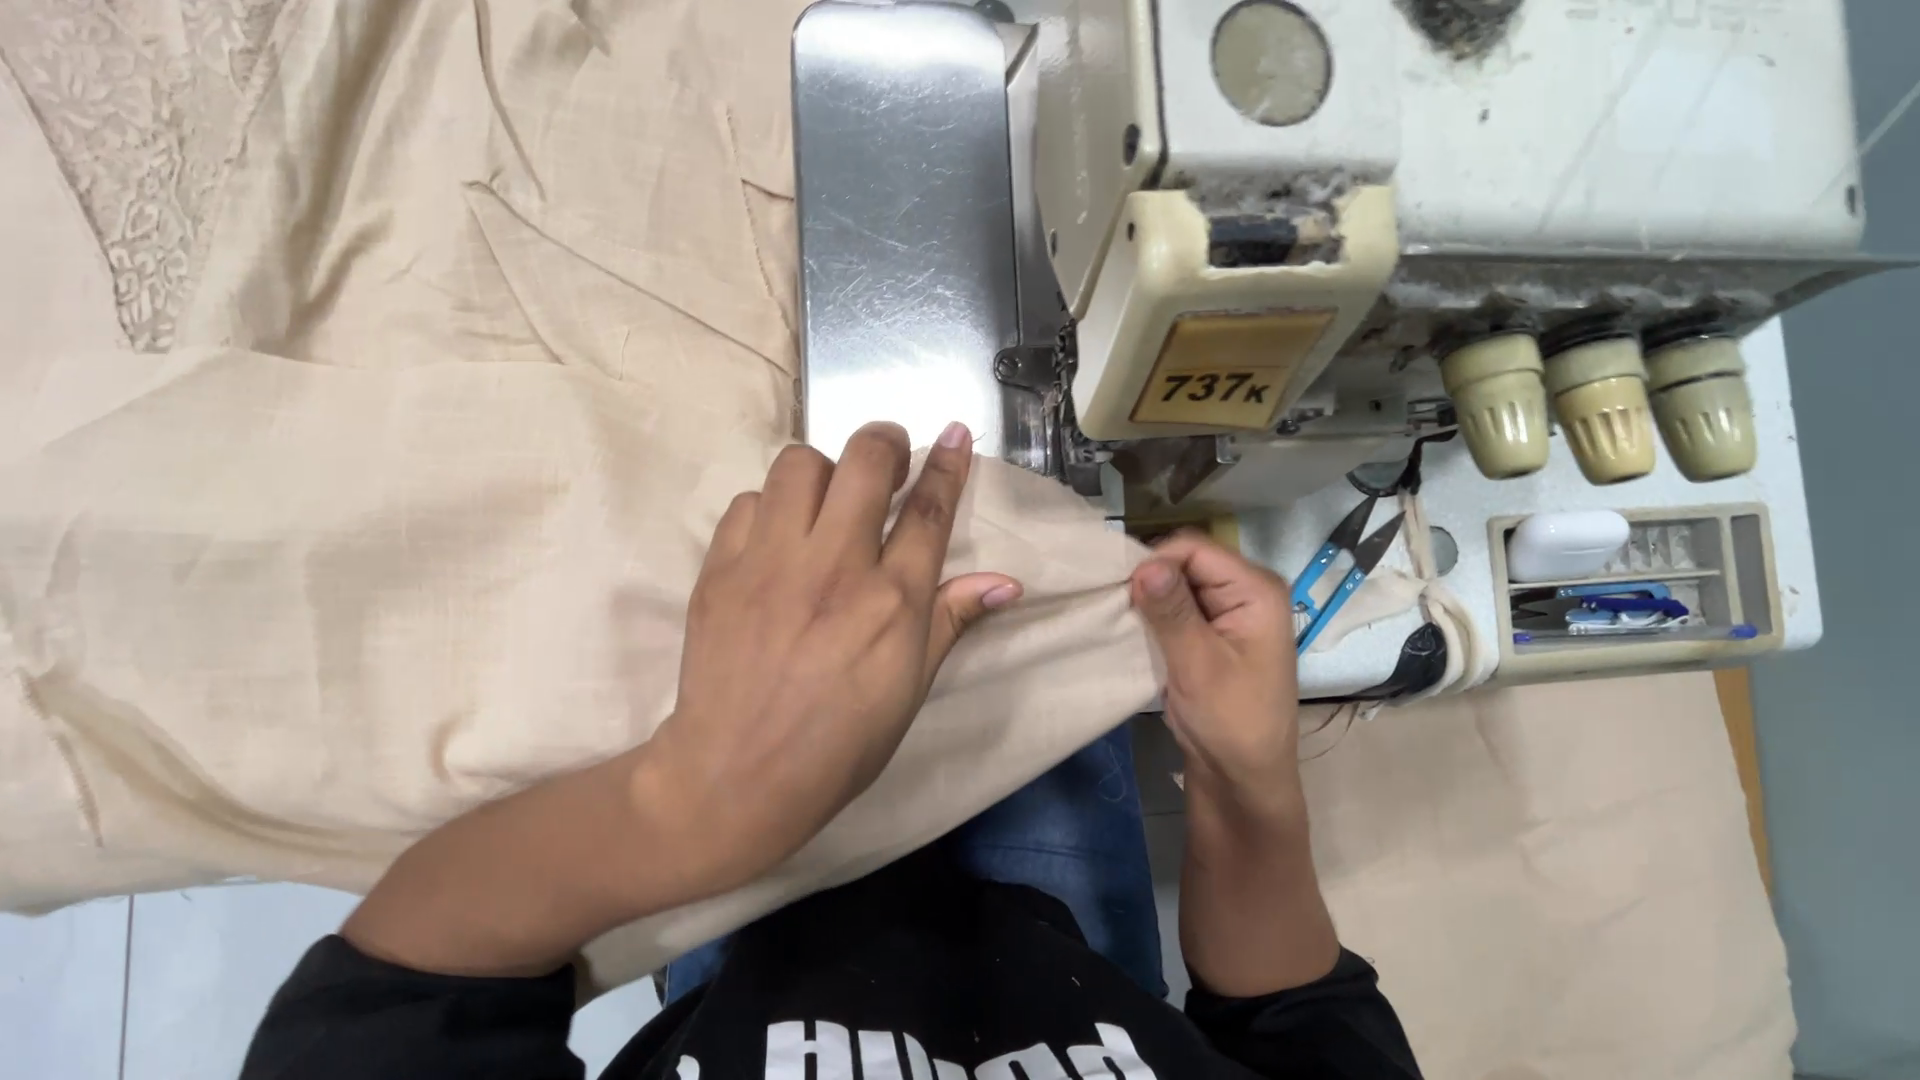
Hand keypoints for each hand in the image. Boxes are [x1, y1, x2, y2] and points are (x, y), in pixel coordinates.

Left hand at [639, 421, 1020, 896]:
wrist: (736, 775)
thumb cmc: (839, 742)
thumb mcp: (911, 688)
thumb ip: (952, 622)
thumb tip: (1006, 582)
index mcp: (892, 602)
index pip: (928, 510)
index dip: (946, 463)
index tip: (953, 432)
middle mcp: (835, 567)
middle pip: (865, 461)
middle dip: (884, 442)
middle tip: (887, 456)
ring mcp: (771, 563)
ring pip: (798, 465)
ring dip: (822, 471)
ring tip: (826, 499)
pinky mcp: (720, 570)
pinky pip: (747, 503)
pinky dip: (768, 508)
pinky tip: (775, 539)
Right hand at [1129, 532, 1301, 816]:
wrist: (1241, 779)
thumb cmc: (1229, 722)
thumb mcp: (1198, 664)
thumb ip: (1172, 610)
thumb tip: (1144, 564)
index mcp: (1256, 590)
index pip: (1193, 548)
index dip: (1154, 562)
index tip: (1122, 593)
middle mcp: (1246, 591)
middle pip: (1185, 562)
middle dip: (1149, 580)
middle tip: (1116, 609)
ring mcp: (1229, 613)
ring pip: (1176, 585)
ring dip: (1148, 601)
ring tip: (1121, 622)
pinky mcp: (1211, 634)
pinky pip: (1176, 609)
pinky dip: (1154, 618)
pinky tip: (1134, 634)